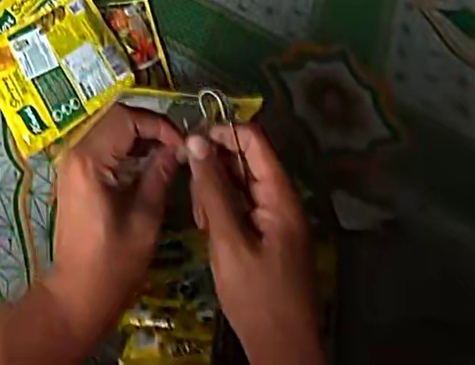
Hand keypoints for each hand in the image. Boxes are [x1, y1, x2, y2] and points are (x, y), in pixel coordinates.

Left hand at [45, 105, 183, 348]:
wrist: (76, 298)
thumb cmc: (112, 264)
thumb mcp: (144, 219)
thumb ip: (159, 175)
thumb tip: (179, 148)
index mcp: (90, 160)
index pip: (126, 119)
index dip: (158, 125)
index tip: (181, 143)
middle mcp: (76, 152)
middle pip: (116, 117)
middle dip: (149, 125)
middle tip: (176, 144)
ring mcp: (73, 161)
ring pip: (110, 127)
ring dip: (139, 134)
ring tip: (167, 152)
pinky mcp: (76, 172)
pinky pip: (103, 143)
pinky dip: (127, 145)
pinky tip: (148, 161)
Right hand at [187, 123, 322, 364]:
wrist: (283, 353)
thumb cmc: (258, 298)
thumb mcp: (229, 242)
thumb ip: (213, 190)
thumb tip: (196, 140)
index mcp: (280, 194)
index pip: (254, 139)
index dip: (222, 133)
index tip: (191, 143)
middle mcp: (281, 198)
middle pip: (245, 158)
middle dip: (214, 164)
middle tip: (191, 188)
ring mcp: (275, 216)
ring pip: (240, 180)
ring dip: (215, 188)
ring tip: (201, 217)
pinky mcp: (267, 232)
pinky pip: (242, 203)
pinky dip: (222, 208)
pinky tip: (209, 226)